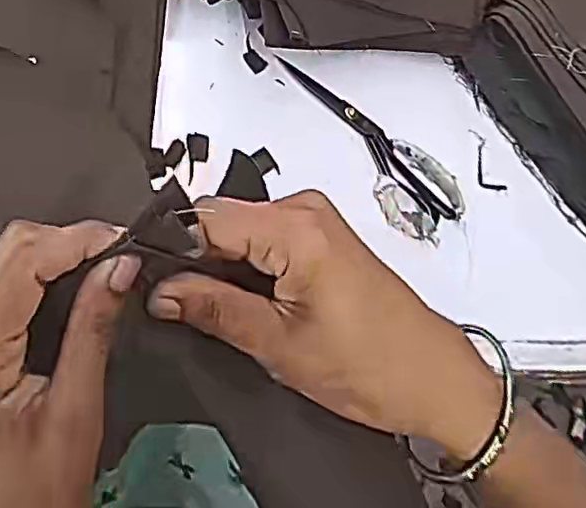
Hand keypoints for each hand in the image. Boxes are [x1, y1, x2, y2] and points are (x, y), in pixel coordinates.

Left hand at [0, 220, 138, 507]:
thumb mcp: (75, 416)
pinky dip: (50, 270)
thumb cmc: (33, 499)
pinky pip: (13, 284)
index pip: (21, 265)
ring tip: (105, 260)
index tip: (119, 241)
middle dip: (68, 239)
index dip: (74, 241)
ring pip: (10, 259)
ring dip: (61, 250)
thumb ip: (93, 331)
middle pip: (10, 250)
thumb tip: (118, 266)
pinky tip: (80, 278)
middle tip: (116, 250)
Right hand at [147, 191, 504, 461]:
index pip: (207, 218)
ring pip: (240, 225)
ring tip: (218, 305)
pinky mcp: (317, 229)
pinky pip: (263, 231)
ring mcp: (313, 216)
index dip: (173, 248)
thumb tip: (164, 291)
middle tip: (180, 301)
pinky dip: (246, 259)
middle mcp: (304, 208)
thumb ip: (214, 309)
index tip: (150, 277)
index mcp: (295, 228)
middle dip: (196, 257)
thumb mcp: (280, 346)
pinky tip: (248, 295)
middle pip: (222, 217)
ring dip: (221, 260)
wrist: (435, 378)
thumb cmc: (376, 366)